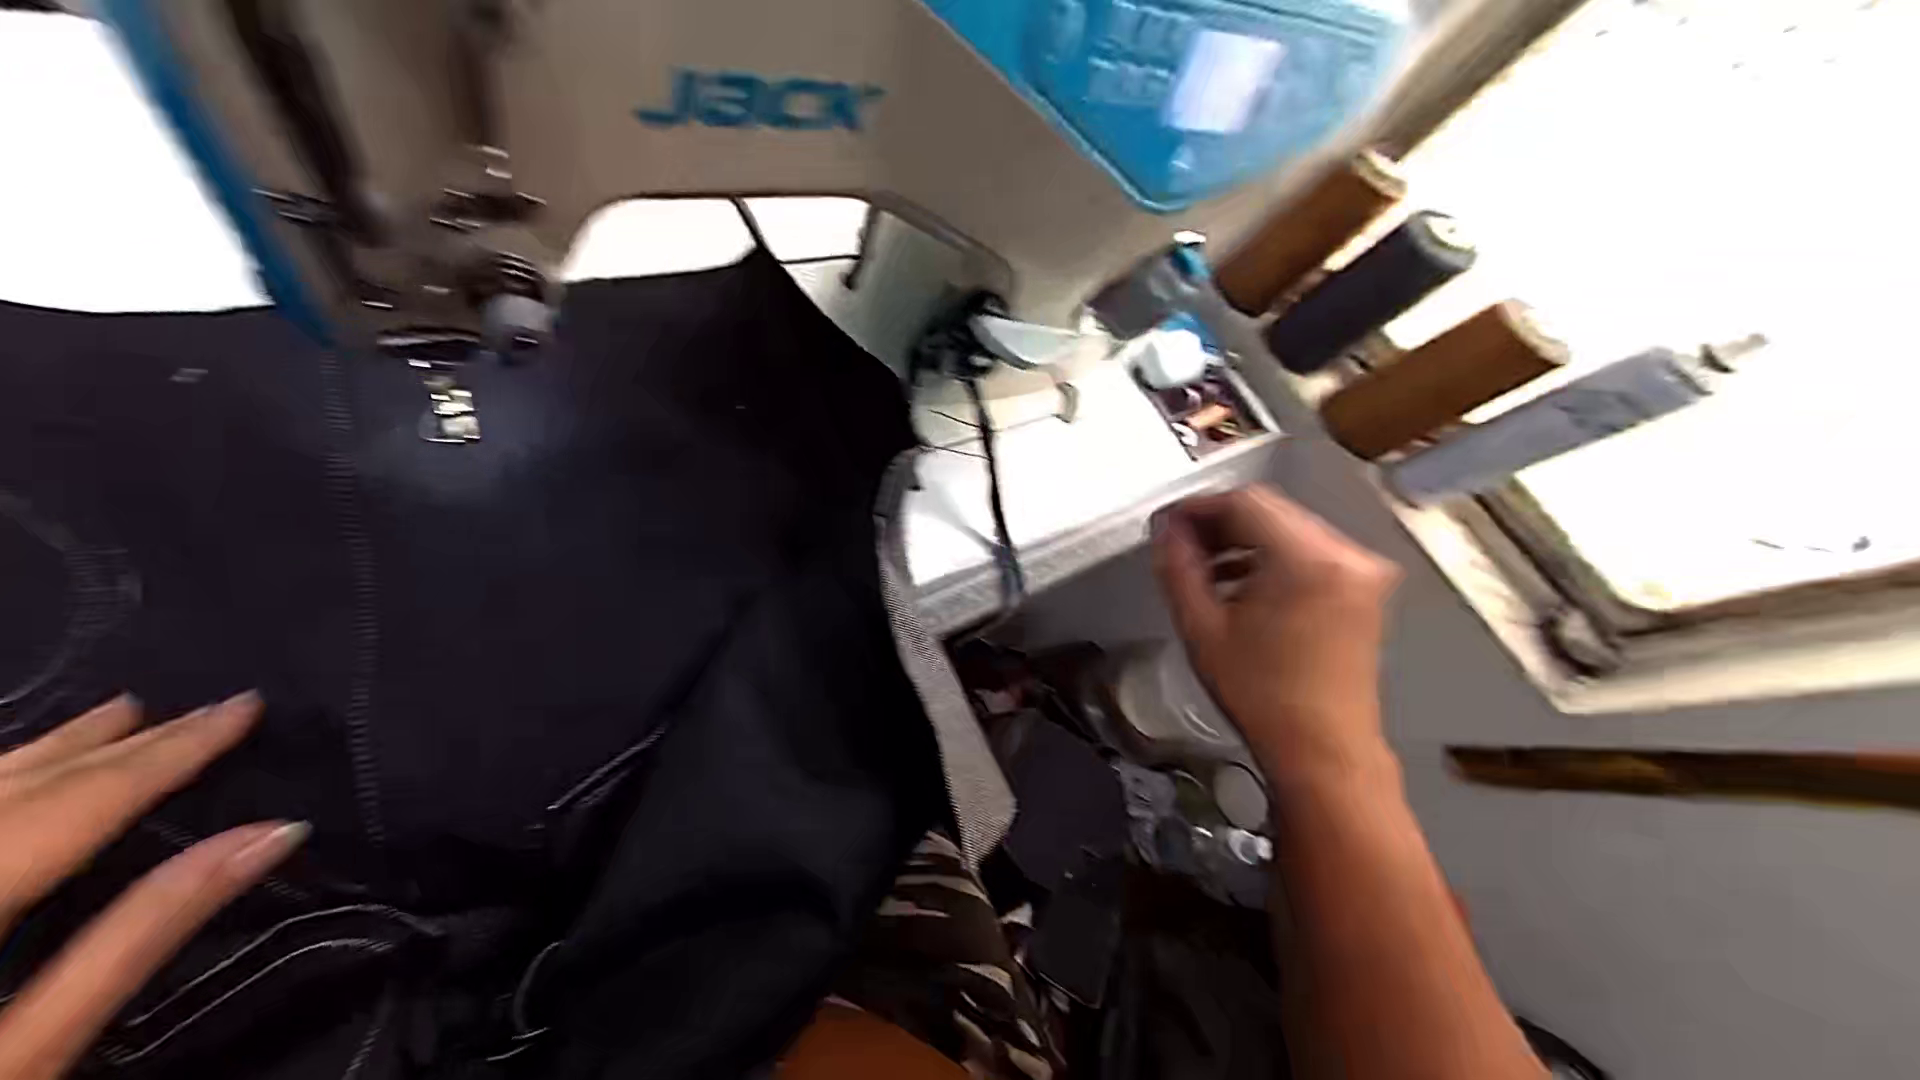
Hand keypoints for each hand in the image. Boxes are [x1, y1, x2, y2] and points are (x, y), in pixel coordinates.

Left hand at [0, 693, 306, 1079]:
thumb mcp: (30, 1056)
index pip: (81, 804)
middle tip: (196, 706)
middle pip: (6, 793)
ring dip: (36, 753)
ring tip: (112, 715)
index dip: (173, 750)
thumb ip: (149, 931)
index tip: (245, 708)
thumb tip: (273, 833)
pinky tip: (0, 775)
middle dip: (112, 744)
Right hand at [1152, 485, 1400, 787]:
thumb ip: (1177, 567)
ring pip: (1286, 528)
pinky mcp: (1360, 588)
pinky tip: (1238, 582)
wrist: (1322, 750)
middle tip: (1179, 542)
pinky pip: (1306, 551)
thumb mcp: (1202, 627)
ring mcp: (1358, 571)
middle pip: (1269, 510)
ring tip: (1203, 567)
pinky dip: (1268, 557)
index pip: (1245, 502)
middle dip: (1218, 523)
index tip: (1169, 522)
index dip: (1198, 507)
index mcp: (1307, 560)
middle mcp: (1344, 556)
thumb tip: (1165, 531)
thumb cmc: (1265, 698)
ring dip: (1241, 540)